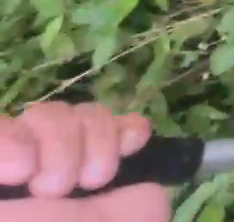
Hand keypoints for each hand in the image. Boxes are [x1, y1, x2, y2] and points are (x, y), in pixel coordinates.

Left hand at [0, 103, 167, 221]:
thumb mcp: (1, 213)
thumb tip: (10, 149)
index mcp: (1, 178)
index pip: (0, 127)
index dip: (10, 138)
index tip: (20, 173)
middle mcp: (28, 163)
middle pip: (45, 114)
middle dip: (58, 147)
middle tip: (58, 189)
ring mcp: (77, 157)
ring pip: (87, 113)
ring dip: (97, 145)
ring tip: (96, 181)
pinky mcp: (122, 151)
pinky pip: (128, 118)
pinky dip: (130, 132)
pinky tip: (129, 153)